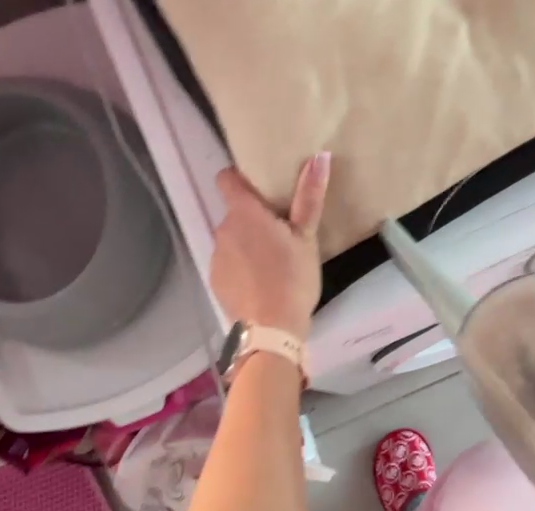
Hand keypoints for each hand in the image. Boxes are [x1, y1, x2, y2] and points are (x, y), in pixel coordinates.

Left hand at [208, 154, 330, 336]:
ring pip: (230, 243)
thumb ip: (309, 197)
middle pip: (233, 215)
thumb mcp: (306, 238)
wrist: (272, 330)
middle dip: (251, 222)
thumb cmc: (293, 279)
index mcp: (244, 213)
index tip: (258, 192)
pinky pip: (227, 267)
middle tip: (278, 240)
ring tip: (269, 269)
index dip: (239, 180)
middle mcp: (223, 230)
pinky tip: (258, 288)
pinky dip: (239, 272)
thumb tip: (320, 156)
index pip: (226, 179)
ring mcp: (216, 257)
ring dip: (244, 248)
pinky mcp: (215, 282)